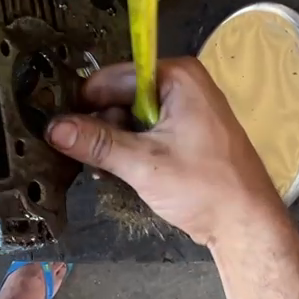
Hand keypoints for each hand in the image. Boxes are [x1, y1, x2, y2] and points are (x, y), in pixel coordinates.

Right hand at [44, 60, 285, 248]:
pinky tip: (122, 173)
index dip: (86, 103)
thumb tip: (55, 127)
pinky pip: (144, 134)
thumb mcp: (142, 163)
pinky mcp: (182, 135)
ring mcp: (183, 111)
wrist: (243, 222)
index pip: (113, 77)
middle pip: (119, 97)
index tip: (64, 130)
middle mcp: (181, 86)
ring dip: (112, 145)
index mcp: (176, 77)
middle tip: (91, 159)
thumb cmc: (205, 188)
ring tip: (107, 171)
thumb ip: (96, 143)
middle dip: (100, 128)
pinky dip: (128, 152)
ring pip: (129, 119)